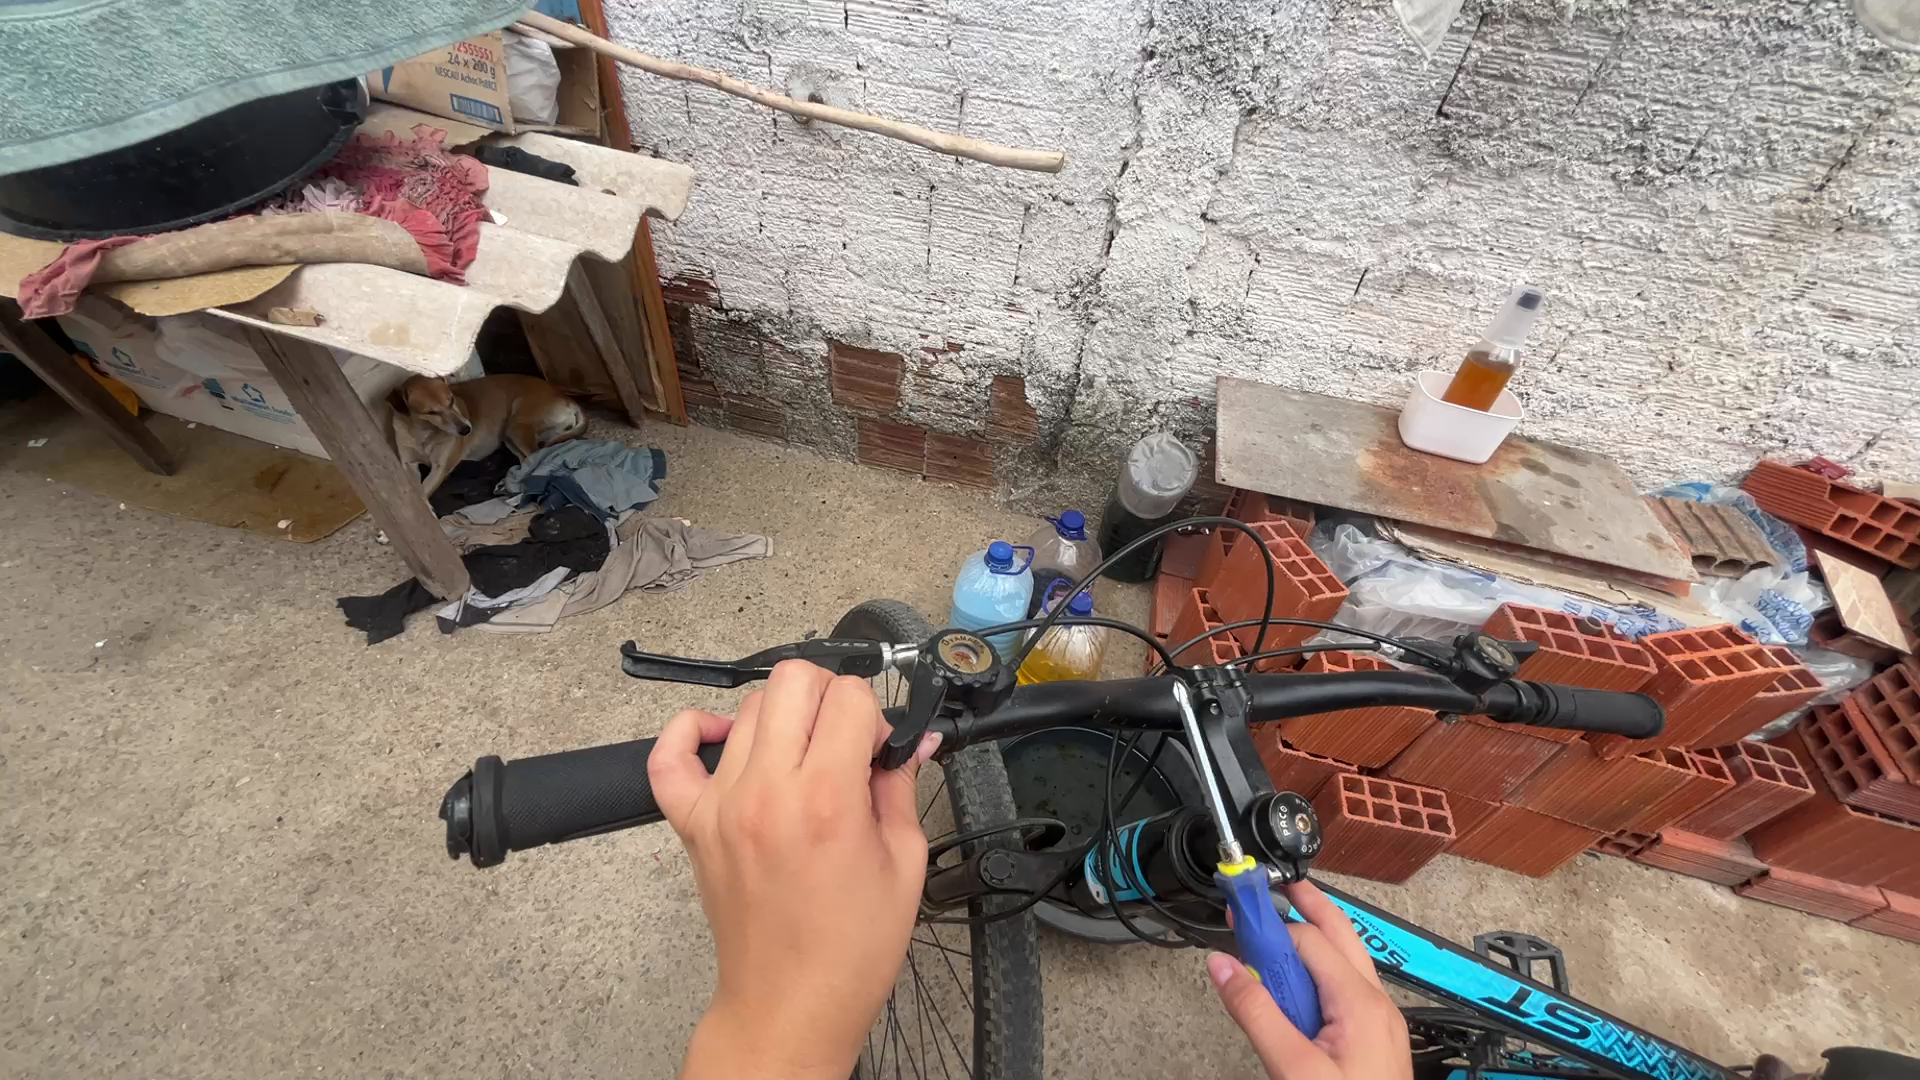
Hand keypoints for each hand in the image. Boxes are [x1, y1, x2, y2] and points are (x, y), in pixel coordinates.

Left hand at [649, 660, 937, 1079]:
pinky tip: (728, 738)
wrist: (791, 1007)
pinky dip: (692, 732)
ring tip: (806, 753)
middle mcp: (768, 790)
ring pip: (749, 705)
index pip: (850, 697)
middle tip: (846, 735)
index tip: (880, 743)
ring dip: (787, 715)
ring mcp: (722, 804)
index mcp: (828, 799)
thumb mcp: (905, 860)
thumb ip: (903, 783)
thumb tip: (914, 739)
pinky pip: (669, 757)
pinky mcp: (694, 824)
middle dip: (831, 693)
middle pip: (793, 679)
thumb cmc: (852, 947)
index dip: (875, 712)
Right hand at [1208, 881, 1411, 1079]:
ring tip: (1278, 920)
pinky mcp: (1373, 1041)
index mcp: (1361, 1004)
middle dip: (1306, 904)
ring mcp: (1379, 1023)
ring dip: (1310, 936)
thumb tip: (1219, 961)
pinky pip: (1343, 987)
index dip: (1269, 925)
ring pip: (1344, 959)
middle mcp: (1376, 1004)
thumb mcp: (1292, 1070)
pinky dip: (1315, 970)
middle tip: (1274, 882)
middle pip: (1340, 934)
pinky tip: (1293, 981)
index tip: (1234, 914)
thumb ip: (1254, 1011)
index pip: (1308, 940)